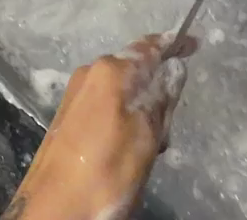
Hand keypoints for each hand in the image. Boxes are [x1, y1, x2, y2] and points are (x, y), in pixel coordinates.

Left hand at [5, 34, 196, 219]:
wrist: (52, 211)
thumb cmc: (106, 171)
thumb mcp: (146, 136)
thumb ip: (162, 98)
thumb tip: (174, 68)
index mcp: (110, 70)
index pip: (149, 46)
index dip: (174, 44)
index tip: (194, 45)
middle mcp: (90, 71)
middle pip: (136, 69)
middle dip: (157, 91)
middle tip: (167, 128)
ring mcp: (76, 92)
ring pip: (122, 90)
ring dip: (141, 110)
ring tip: (149, 148)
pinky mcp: (67, 114)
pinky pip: (106, 104)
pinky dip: (123, 119)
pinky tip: (127, 151)